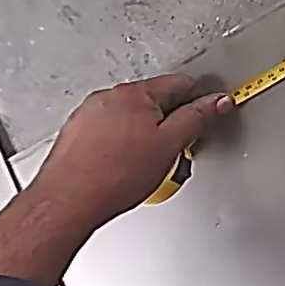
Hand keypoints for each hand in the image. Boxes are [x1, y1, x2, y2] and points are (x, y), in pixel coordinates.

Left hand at [28, 74, 234, 228]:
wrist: (68, 201)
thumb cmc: (112, 176)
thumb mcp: (171, 145)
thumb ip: (198, 117)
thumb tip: (215, 102)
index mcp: (135, 93)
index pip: (181, 83)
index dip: (200, 101)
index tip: (209, 114)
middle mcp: (109, 97)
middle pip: (156, 100)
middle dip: (170, 123)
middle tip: (175, 149)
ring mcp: (90, 114)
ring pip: (133, 117)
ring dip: (147, 135)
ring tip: (147, 164)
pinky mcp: (78, 133)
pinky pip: (112, 131)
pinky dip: (123, 145)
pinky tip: (125, 167)